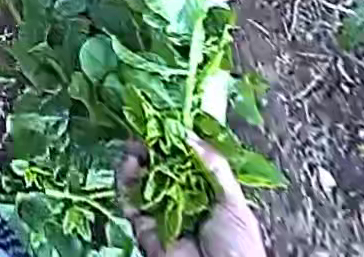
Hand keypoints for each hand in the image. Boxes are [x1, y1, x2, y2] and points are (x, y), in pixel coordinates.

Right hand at [120, 135, 264, 256]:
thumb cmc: (238, 250)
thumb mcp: (233, 203)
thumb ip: (213, 166)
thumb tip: (185, 133)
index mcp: (202, 190)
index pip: (182, 158)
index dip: (170, 139)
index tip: (161, 119)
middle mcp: (179, 199)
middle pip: (158, 165)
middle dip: (148, 145)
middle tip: (141, 127)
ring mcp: (161, 213)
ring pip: (140, 179)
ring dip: (134, 158)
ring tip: (134, 145)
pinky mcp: (145, 229)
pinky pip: (129, 202)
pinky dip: (124, 182)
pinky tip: (129, 165)